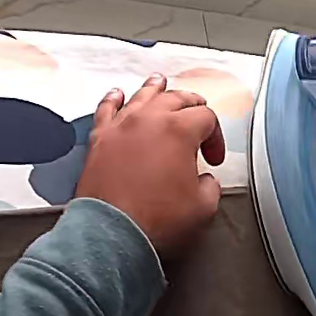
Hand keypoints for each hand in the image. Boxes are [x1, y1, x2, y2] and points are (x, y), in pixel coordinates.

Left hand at [76, 74, 225, 260]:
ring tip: (160, 83)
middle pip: (176, 98)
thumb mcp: (202, 207)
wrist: (114, 232)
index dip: (215, 137)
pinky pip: (107, 109)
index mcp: (180, 130)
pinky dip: (114, 99)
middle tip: (198, 113)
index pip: (207, 118)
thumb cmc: (155, 220)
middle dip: (191, 105)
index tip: (213, 158)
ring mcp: (121, 126)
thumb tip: (204, 182)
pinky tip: (117, 95)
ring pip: (142, 96)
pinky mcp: (99, 139)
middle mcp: (149, 120)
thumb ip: (209, 187)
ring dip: (155, 89)